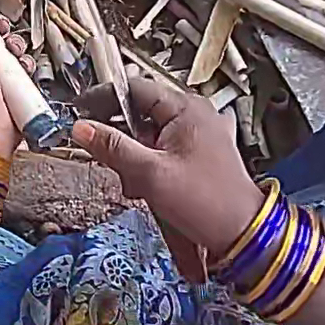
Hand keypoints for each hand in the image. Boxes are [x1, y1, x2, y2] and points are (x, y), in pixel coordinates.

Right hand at [72, 78, 266, 253]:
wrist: (244, 235)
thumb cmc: (204, 201)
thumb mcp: (149, 173)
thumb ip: (112, 147)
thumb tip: (80, 127)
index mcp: (185, 108)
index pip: (133, 88)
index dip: (103, 99)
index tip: (80, 113)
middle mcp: (194, 113)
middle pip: (138, 111)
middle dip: (119, 136)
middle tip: (106, 157)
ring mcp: (197, 132)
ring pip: (146, 132)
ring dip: (132, 154)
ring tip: (134, 180)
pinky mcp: (198, 151)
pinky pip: (159, 146)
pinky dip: (146, 161)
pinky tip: (145, 184)